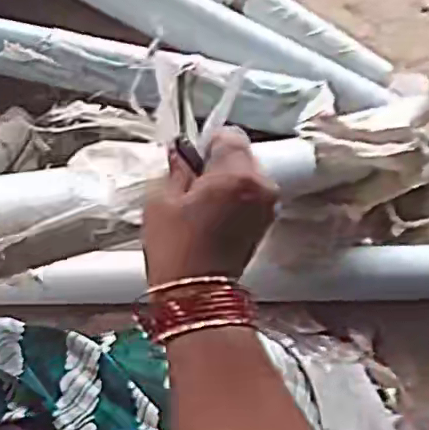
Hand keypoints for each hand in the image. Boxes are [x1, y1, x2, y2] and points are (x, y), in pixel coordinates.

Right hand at [142, 127, 279, 285]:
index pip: (229, 135)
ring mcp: (268, 206)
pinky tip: (210, 217)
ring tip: (200, 206)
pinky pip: (250, 195)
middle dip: (217, 163)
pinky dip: (233, 199)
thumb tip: (180, 155)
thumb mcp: (161, 201)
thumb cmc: (175, 249)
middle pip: (241, 154)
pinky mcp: (265, 223)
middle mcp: (261, 186)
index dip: (206, 143)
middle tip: (190, 186)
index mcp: (236, 175)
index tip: (189, 159)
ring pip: (246, 175)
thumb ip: (176, 170)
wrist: (195, 294)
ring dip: (226, 182)